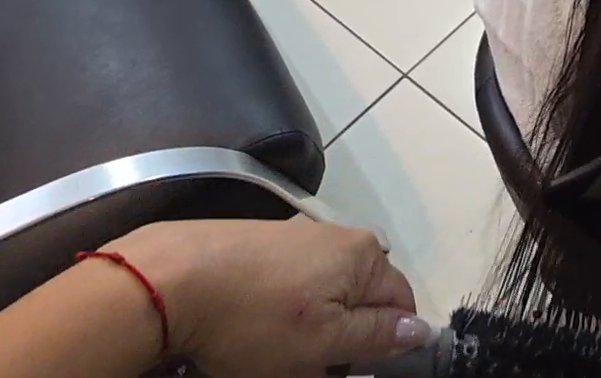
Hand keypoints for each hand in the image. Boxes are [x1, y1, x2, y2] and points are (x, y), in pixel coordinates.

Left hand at [111, 219, 430, 377]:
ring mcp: (303, 238)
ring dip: (314, 333)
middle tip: (312, 369)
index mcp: (365, 254)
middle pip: (363, 300)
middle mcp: (342, 237)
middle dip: (345, 342)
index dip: (387, 345)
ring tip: (280, 355)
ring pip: (327, 298)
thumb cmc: (257, 317)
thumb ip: (376, 335)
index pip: (401, 304)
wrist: (178, 277)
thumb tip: (422, 330)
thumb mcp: (323, 342)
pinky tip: (257, 332)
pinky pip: (297, 287)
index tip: (354, 374)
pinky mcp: (269, 244)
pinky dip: (286, 316)